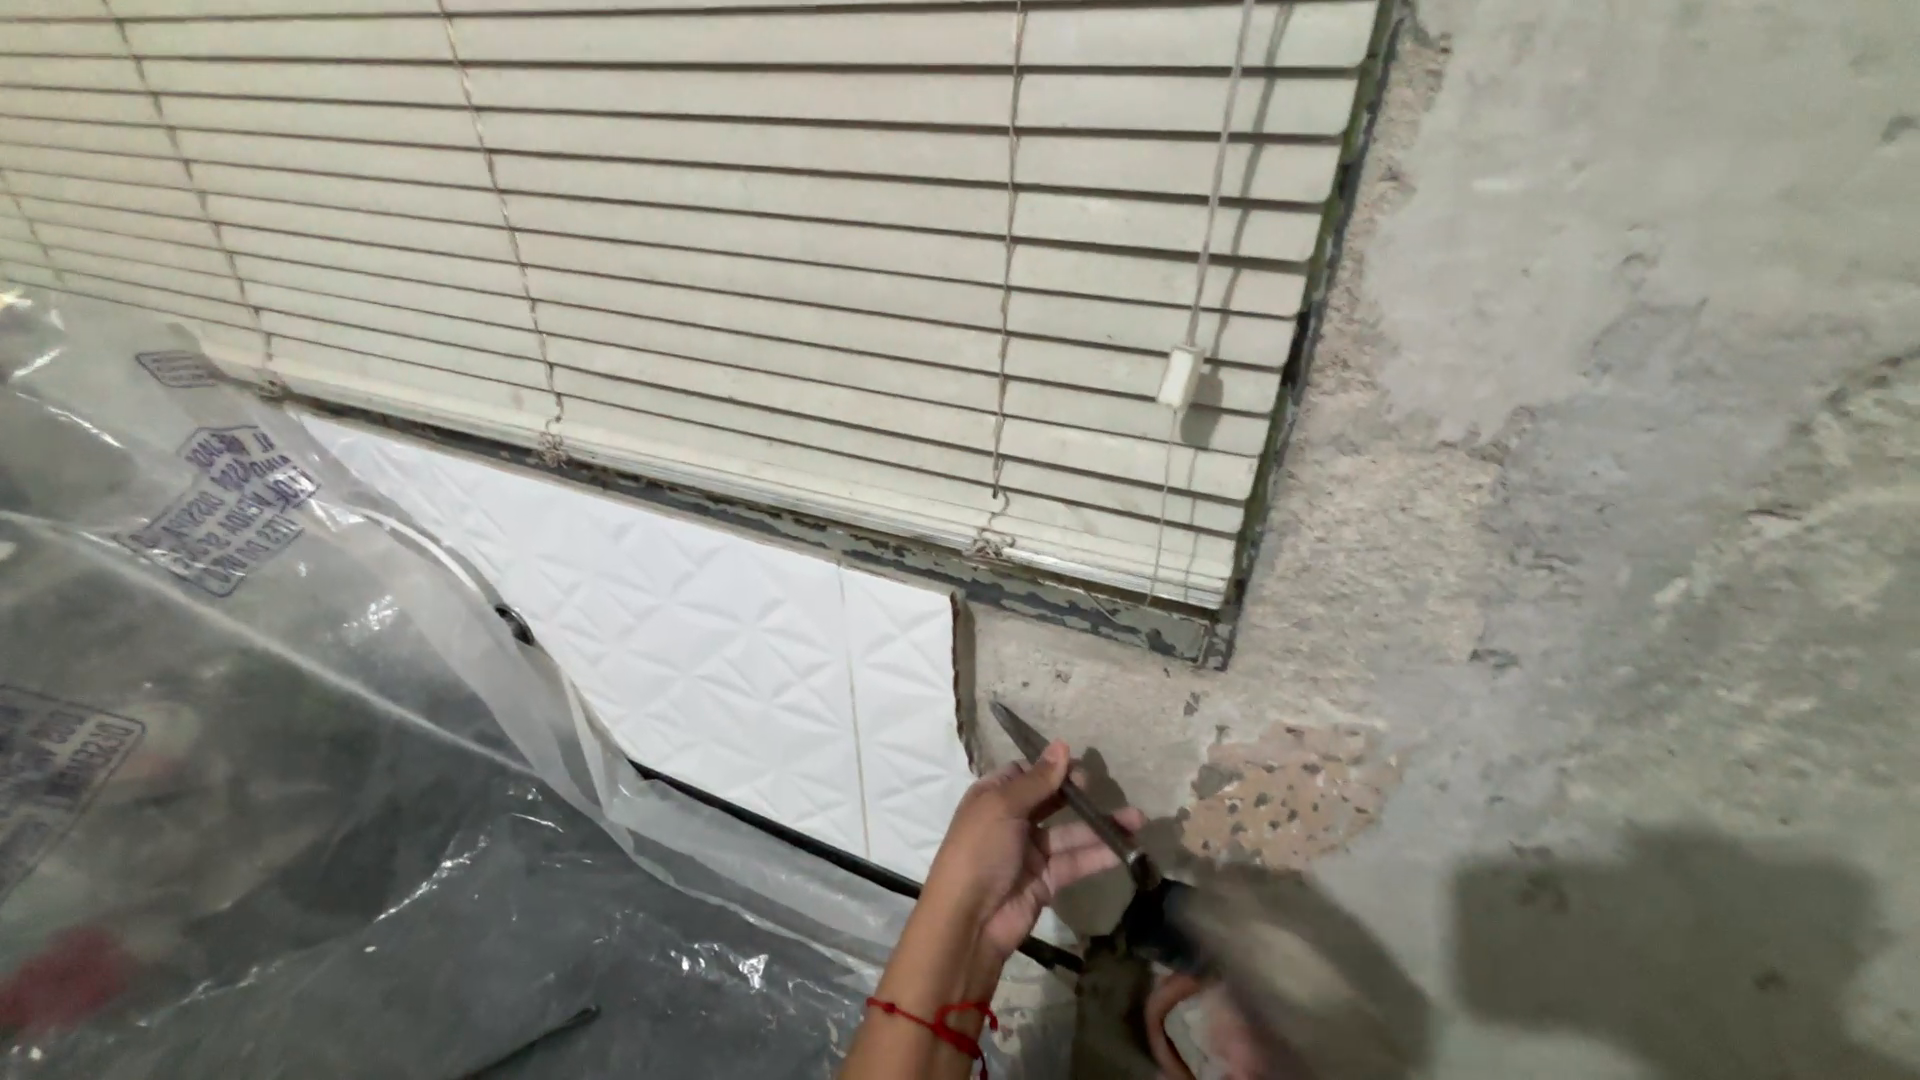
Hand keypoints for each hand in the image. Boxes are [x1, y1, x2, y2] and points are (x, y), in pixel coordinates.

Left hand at [922, 740, 1146, 960]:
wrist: (969, 919)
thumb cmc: (980, 850)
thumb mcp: (1003, 806)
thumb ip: (1037, 780)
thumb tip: (1062, 745)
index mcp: (993, 797)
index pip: (1024, 774)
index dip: (1050, 769)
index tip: (1077, 766)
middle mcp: (1012, 821)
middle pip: (1051, 801)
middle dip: (1078, 794)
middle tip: (1102, 786)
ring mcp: (1030, 852)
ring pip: (1070, 833)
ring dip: (1101, 826)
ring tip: (1138, 818)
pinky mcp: (1047, 880)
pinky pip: (1076, 861)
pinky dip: (1100, 854)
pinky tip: (1126, 847)